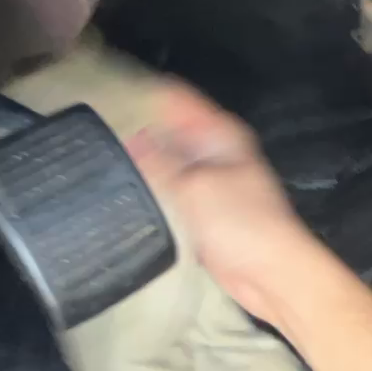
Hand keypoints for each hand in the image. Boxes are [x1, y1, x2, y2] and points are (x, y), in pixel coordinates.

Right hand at [127, 85, 340, 326]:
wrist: (271, 274)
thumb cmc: (242, 224)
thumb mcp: (194, 187)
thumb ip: (160, 162)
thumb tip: (132, 139)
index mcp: (220, 134)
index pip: (175, 99)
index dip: (143, 97)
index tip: (108, 103)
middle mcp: (216, 154)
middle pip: (169, 133)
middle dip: (139, 135)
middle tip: (100, 141)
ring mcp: (211, 185)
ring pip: (169, 167)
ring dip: (147, 170)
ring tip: (106, 167)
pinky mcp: (205, 215)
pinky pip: (173, 198)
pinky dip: (158, 198)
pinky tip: (131, 198)